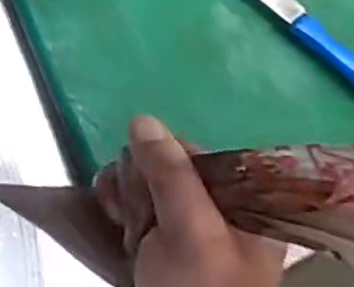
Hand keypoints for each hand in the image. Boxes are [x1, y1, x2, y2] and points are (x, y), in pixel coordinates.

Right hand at [95, 116, 283, 286]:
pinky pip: (127, 195)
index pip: (191, 151)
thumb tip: (142, 119)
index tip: (151, 182)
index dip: (164, 157)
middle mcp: (213, 209)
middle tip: (142, 216)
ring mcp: (182, 224)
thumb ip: (170, 173)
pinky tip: (113, 219)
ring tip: (126, 226)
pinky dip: (114, 201)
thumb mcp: (191, 233)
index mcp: (240, 206)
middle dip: (139, 179)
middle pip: (160, 160)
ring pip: (139, 175)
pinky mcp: (155, 235)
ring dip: (123, 192)